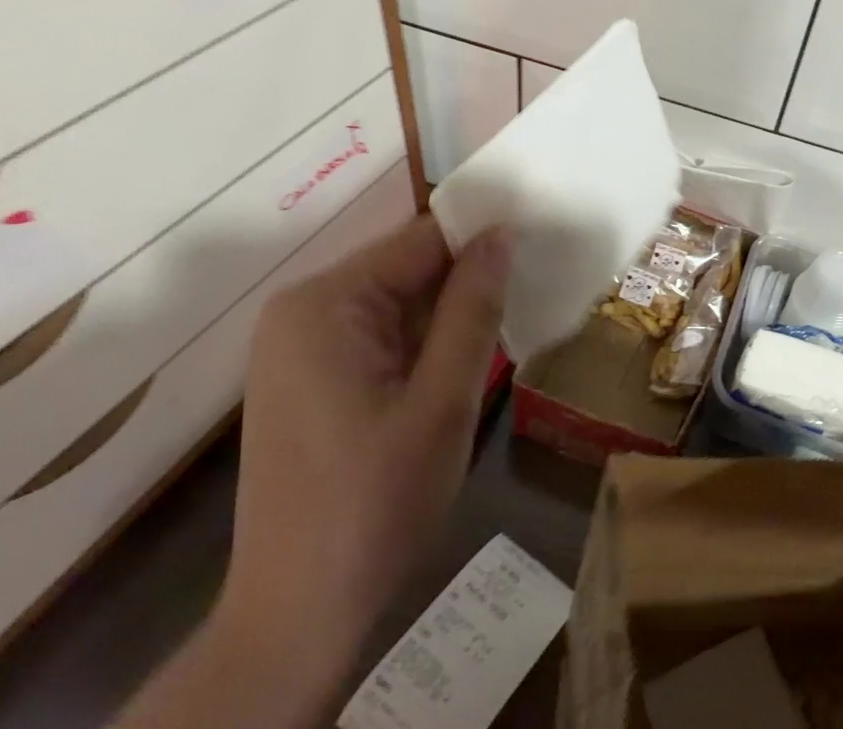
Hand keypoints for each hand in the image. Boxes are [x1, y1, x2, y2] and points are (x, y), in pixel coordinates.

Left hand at [218, 215, 510, 669]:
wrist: (300, 607)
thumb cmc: (377, 503)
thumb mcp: (443, 401)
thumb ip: (473, 310)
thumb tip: (501, 235)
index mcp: (324, 303)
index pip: (420, 241)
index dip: (484, 241)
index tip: (545, 246)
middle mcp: (300, 312)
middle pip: (404, 272)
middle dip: (466, 286)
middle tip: (536, 299)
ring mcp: (296, 349)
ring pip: (394, 309)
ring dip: (447, 322)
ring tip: (510, 334)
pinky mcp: (306, 382)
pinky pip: (376, 342)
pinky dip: (420, 350)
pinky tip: (458, 373)